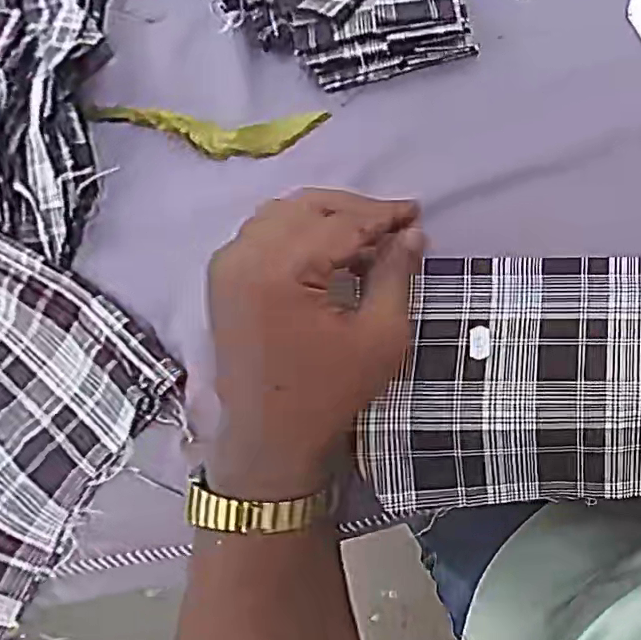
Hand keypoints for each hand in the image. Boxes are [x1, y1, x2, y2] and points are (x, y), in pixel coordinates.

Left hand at [207, 188, 425, 498]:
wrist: (272, 433)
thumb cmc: (332, 389)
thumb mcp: (381, 335)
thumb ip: (395, 276)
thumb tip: (412, 234)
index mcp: (282, 270)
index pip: (341, 223)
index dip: (383, 215)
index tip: (416, 212)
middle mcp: (244, 255)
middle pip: (308, 207)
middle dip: (357, 208)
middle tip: (398, 221)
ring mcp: (227, 265)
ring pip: (283, 213)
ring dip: (329, 215)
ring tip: (370, 233)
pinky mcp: (224, 278)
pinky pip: (265, 232)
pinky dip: (302, 230)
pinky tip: (332, 249)